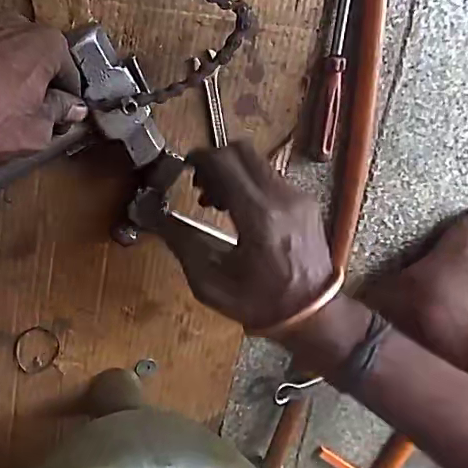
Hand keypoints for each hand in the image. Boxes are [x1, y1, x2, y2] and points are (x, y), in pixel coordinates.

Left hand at [0, 0, 84, 163]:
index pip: (68, 71)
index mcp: (45, 43)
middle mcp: (11, 23)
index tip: (61, 114)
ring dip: (0, 74)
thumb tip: (68, 108)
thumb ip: (57, 114)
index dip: (66, 97)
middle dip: (33, 81)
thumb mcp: (34, 131)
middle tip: (27, 114)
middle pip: (34, 55)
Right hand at [158, 142, 336, 332]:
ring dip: (231, 171)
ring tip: (217, 203)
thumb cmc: (262, 305)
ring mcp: (297, 197)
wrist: (314, 316)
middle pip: (241, 151)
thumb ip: (181, 243)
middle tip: (199, 186)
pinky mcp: (305, 201)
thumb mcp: (211, 284)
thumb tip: (153, 215)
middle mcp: (282, 199)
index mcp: (259, 218)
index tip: (183, 169)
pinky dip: (248, 182)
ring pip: (256, 161)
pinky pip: (270, 175)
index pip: (225, 162)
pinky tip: (239, 211)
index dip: (198, 158)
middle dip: (213, 161)